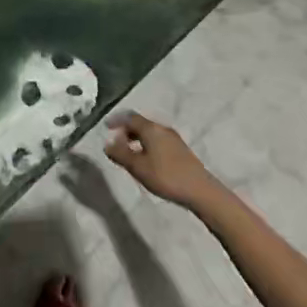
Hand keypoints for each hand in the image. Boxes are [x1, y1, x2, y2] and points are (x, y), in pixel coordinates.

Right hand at [102, 111, 221, 208]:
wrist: (199, 190)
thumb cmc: (165, 176)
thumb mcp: (137, 167)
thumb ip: (120, 154)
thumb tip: (107, 144)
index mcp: (151, 128)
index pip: (130, 117)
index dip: (117, 120)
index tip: (106, 128)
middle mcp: (162, 128)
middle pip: (141, 124)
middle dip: (126, 131)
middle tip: (117, 143)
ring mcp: (174, 138)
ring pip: (150, 133)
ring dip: (137, 139)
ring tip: (130, 154)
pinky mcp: (181, 149)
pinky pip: (158, 140)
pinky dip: (147, 145)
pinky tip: (147, 160)